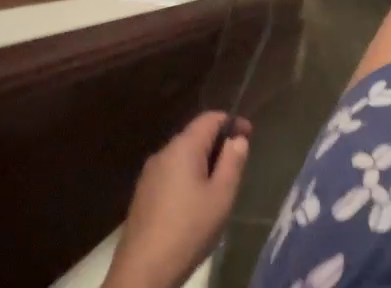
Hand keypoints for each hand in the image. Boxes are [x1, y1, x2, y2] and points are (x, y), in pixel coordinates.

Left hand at [103, 112, 251, 287]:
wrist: (142, 273)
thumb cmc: (188, 229)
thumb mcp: (222, 195)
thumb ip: (233, 161)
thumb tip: (237, 139)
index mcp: (183, 148)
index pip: (210, 118)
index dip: (232, 122)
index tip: (249, 137)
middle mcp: (162, 154)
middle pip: (195, 136)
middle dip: (218, 144)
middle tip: (237, 167)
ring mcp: (148, 176)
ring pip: (182, 156)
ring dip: (203, 163)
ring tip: (219, 188)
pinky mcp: (142, 196)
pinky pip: (171, 174)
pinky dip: (188, 177)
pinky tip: (195, 204)